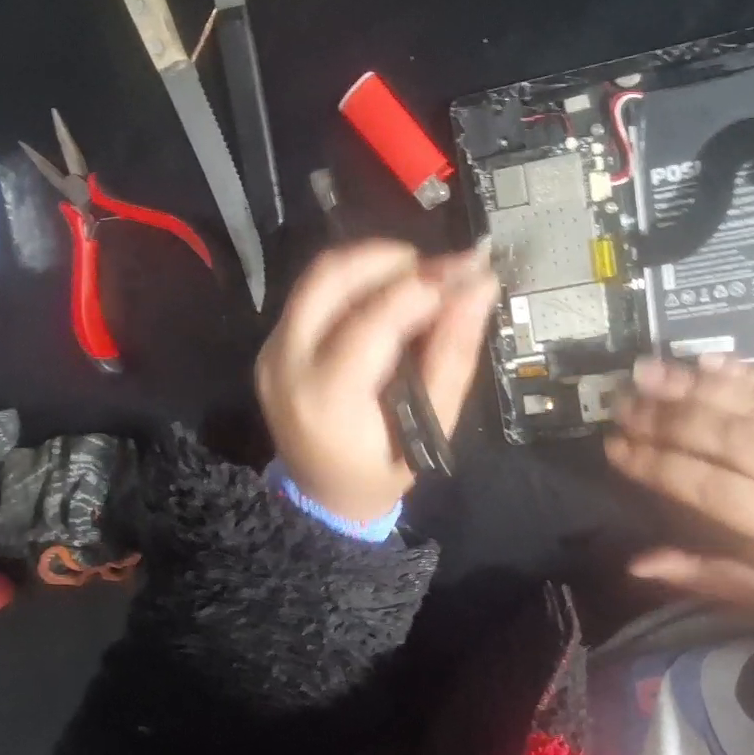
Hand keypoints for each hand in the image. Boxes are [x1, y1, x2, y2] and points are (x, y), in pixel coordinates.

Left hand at [257, 240, 499, 521]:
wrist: (325, 496)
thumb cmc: (384, 469)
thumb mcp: (431, 426)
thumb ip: (454, 354)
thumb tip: (481, 287)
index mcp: (327, 398)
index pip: (373, 320)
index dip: (424, 285)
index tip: (468, 270)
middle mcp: (287, 365)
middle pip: (331, 276)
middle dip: (391, 258)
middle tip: (438, 267)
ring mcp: (272, 350)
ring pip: (319, 276)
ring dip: (372, 263)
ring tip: (419, 276)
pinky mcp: (273, 342)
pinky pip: (313, 293)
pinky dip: (356, 282)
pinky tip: (390, 296)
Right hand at [606, 355, 753, 604]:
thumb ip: (705, 575)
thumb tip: (637, 564)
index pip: (708, 486)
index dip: (657, 465)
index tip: (616, 449)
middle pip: (726, 436)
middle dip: (666, 418)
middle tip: (621, 406)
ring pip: (752, 403)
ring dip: (694, 385)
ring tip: (646, 372)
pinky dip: (746, 371)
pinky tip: (707, 362)